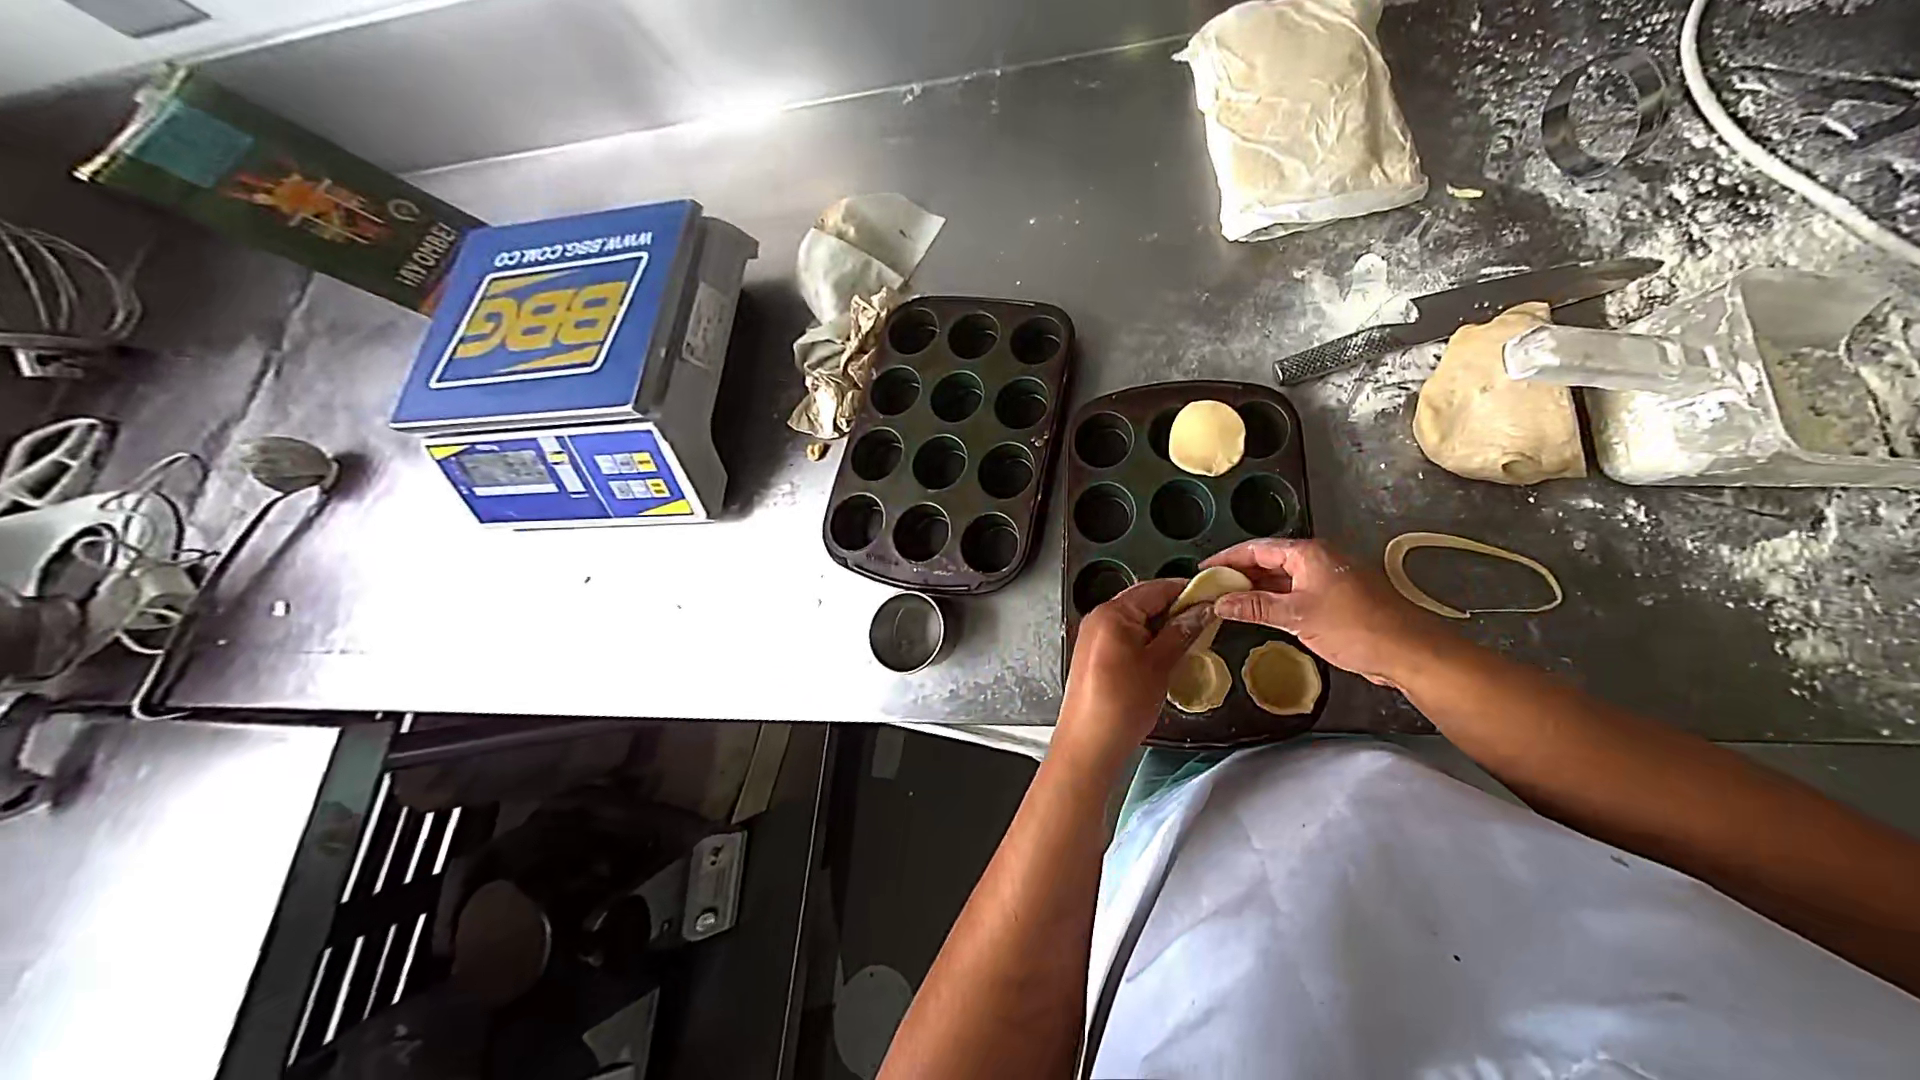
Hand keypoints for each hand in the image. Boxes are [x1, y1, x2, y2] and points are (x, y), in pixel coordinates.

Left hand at [1057, 579, 1213, 764]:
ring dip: (1161, 624)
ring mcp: (1093, 635)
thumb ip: (1182, 631)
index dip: (1186, 590)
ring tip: (1190, 636)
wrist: (1089, 743)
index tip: (1213, 596)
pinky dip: (1146, 638)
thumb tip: (1203, 609)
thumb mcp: (1160, 664)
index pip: (1155, 588)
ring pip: (1135, 619)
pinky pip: (1124, 634)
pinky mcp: (1093, 653)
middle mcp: (1098, 617)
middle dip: (1174, 607)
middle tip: (1206, 618)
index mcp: (1112, 613)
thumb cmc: (1122, 703)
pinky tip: (1165, 652)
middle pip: (1143, 601)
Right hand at [1201, 539, 1452, 689]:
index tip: (1201, 570)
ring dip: (1254, 589)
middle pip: (1267, 561)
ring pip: (1280, 579)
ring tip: (1224, 601)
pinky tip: (1255, 613)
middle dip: (1238, 574)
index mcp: (1308, 554)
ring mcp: (1326, 580)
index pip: (1256, 548)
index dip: (1226, 558)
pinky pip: (1293, 594)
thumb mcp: (1297, 616)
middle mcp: (1317, 560)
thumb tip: (1219, 603)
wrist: (1410, 652)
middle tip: (1209, 588)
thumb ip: (1255, 607)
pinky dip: (1272, 601)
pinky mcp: (1334, 600)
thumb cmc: (1354, 627)